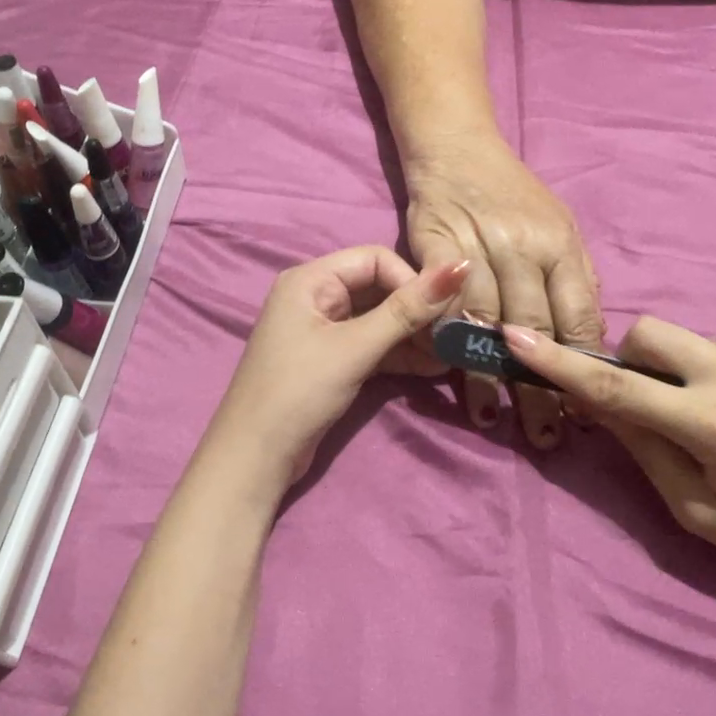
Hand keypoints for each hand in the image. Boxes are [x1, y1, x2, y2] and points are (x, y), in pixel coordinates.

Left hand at [211, 247, 467, 487]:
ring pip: (379, 319)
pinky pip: (373, 345)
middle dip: (418, 310)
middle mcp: (315, 296)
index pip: (375, 259)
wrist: (255, 456)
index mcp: (310, 279)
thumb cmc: (299, 390)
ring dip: (414, 335)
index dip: (412, 280)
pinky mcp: (331, 360)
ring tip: (451, 354)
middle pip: (379, 287)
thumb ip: (406, 310)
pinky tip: (433, 367)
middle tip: (455, 334)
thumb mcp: (355, 348)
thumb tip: (460, 265)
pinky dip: (400, 354)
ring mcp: (323, 330)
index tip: (443, 311)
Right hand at [407, 134, 601, 448]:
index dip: (582, 369)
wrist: (456, 150)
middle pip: (536, 329)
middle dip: (542, 388)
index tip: (586, 412)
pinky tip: (449, 375)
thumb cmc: (512, 192)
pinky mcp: (434, 245)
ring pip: (487, 323)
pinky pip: (441, 303)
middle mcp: (524, 247)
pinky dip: (445, 342)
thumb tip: (592, 337)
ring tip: (496, 419)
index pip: (578, 316)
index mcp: (560, 244)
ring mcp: (477, 246)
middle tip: (547, 436)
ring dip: (490, 376)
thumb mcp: (560, 223)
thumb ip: (576, 276)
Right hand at [502, 319, 715, 594]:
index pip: (616, 388)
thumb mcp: (693, 510)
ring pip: (698, 341)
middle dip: (636, 359)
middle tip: (658, 402)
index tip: (516, 336)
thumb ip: (640, 446)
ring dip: (693, 373)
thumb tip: (595, 399)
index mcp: (714, 429)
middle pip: (652, 332)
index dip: (559, 363)